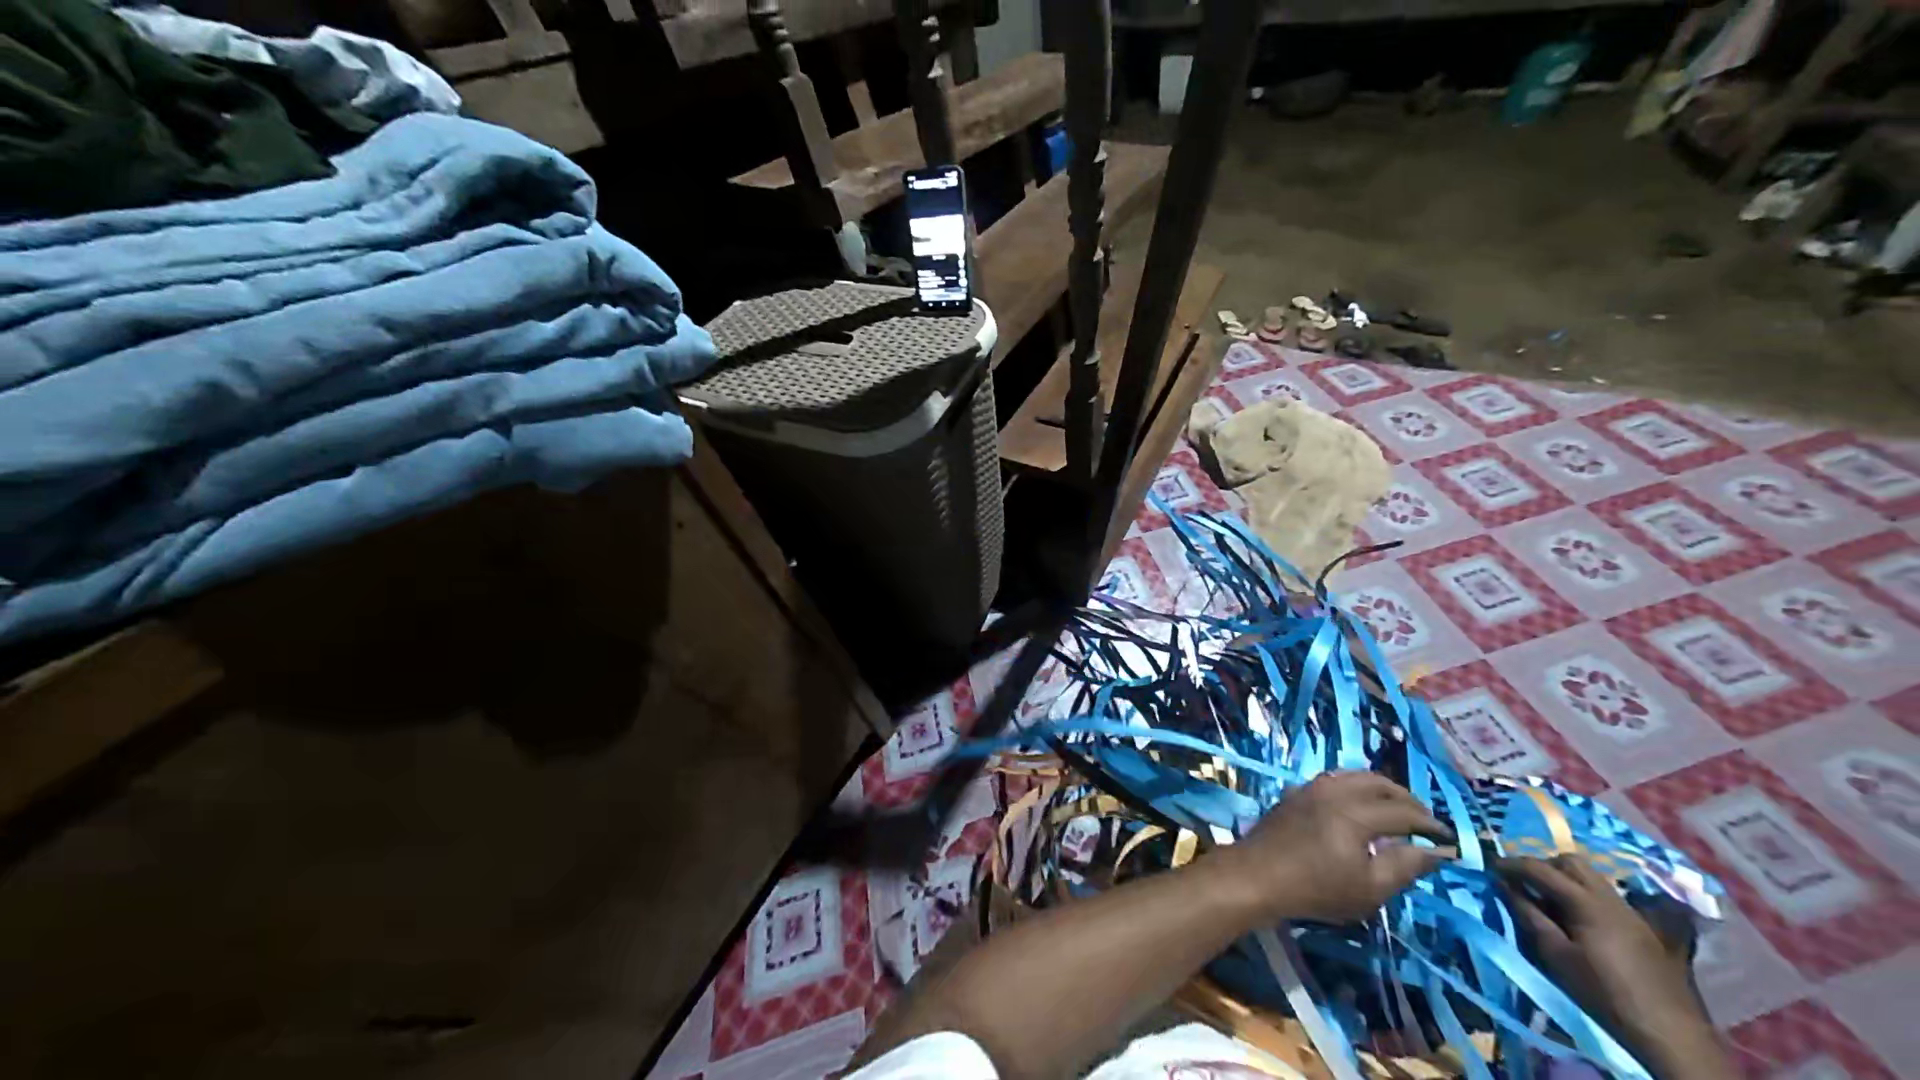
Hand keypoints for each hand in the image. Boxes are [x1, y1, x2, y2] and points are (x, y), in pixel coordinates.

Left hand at [1212, 772, 1452, 921]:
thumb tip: (1439, 851)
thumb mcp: (1370, 888)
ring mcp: (1311, 788)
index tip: (1447, 838)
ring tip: (1395, 807)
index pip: (1404, 812)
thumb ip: (1406, 866)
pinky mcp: (1295, 793)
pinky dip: (1354, 785)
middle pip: (1378, 783)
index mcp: (1356, 813)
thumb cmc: (1315, 888)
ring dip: (1379, 787)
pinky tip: (1358, 803)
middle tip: (1424, 819)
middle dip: (1407, 799)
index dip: (1430, 824)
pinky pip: (1333, 778)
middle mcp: (1334, 791)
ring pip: (1353, 775)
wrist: (1256, 875)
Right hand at [1500, 856, 1733, 1079]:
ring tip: (1547, 900)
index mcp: (1587, 902)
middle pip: (1571, 863)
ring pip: (1592, 877)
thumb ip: (1527, 914)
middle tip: (1522, 883)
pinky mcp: (1644, 928)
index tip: (1490, 869)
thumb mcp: (1555, 954)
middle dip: (1542, 866)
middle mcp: (1612, 898)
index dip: (1510, 865)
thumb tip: (1502, 884)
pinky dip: (1584, 895)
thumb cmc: (1602, 992)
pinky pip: (1606, 896)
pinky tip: (1577, 918)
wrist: (1667, 1031)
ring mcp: (1632, 912)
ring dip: (1564, 880)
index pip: (1540, 868)